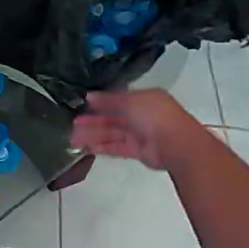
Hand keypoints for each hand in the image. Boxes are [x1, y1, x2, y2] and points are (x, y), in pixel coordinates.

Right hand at [70, 89, 201, 170]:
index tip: (80, 104)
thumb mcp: (131, 101)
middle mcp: (141, 115)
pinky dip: (101, 146)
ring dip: (93, 134)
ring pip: (112, 133)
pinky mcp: (137, 151)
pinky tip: (85, 147)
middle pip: (113, 117)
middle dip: (93, 120)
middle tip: (72, 123)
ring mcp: (140, 134)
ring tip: (73, 137)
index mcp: (144, 98)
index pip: (117, 98)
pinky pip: (116, 147)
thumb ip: (109, 100)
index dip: (99, 102)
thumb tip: (89, 96)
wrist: (176, 144)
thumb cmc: (155, 116)